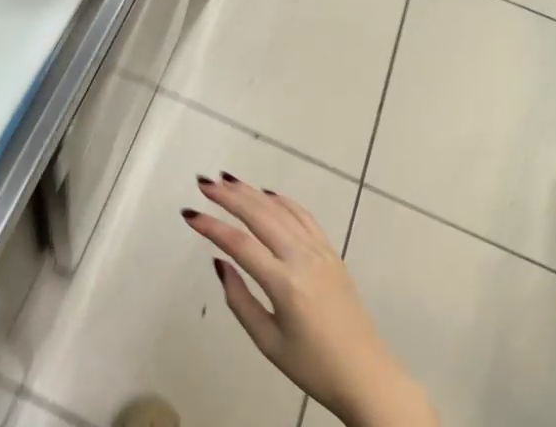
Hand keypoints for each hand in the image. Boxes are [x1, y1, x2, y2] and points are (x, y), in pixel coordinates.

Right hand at [183, 174, 435, 426]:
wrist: (365, 374)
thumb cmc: (312, 367)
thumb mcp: (268, 341)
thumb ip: (240, 300)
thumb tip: (220, 263)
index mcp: (285, 284)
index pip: (240, 244)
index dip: (212, 226)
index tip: (190, 214)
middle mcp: (303, 258)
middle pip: (260, 215)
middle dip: (229, 197)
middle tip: (204, 183)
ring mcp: (320, 251)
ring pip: (281, 210)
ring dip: (253, 193)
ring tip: (228, 181)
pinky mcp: (332, 252)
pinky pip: (304, 217)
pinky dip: (283, 201)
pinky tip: (267, 194)